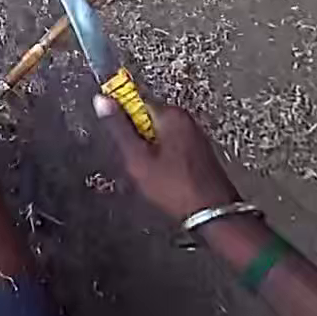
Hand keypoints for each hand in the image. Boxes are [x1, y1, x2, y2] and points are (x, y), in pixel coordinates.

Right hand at [93, 95, 241, 223]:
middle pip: (147, 120)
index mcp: (171, 114)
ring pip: (160, 136)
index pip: (135, 103)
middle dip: (138, 140)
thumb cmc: (176, 187)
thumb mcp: (138, 158)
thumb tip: (102, 100)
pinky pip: (173, 148)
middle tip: (139, 164)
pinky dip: (165, 160)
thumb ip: (118, 127)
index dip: (125, 125)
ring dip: (151, 152)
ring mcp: (195, 135)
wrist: (214, 215)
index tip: (125, 144)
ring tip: (154, 175)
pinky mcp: (199, 151)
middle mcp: (185, 119)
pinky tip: (167, 180)